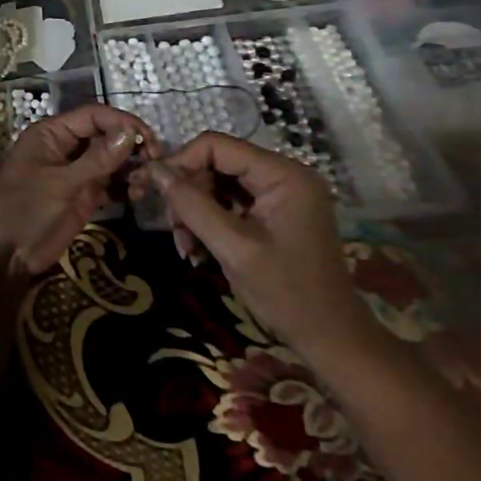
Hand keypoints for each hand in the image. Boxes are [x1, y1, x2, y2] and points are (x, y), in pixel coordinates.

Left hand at [0, 104, 151, 281]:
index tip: (148, 138)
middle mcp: (64, 147)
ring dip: (131, 168)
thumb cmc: (25, 207)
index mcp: (51, 133)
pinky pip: (110, 183)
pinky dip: (125, 186)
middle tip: (155, 161)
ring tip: (145, 183)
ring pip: (111, 160)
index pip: (93, 116)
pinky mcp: (83, 195)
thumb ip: (97, 159)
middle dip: (131, 145)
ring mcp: (74, 172)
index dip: (121, 122)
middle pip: (105, 136)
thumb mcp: (62, 182)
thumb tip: (130, 132)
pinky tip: (137, 195)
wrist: (6, 249)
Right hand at [146, 132, 378, 355]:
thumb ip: (191, 204)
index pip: (215, 146)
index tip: (156, 192)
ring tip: (185, 246)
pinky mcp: (271, 213)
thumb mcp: (232, 246)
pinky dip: (205, 223)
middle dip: (186, 193)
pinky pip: (225, 203)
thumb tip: (153, 169)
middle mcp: (282, 175)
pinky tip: (196, 250)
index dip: (180, 163)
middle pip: (213, 164)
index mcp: (283, 175)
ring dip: (192, 212)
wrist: (327, 335)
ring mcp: (277, 195)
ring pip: (214, 184)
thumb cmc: (285, 290)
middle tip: (173, 228)